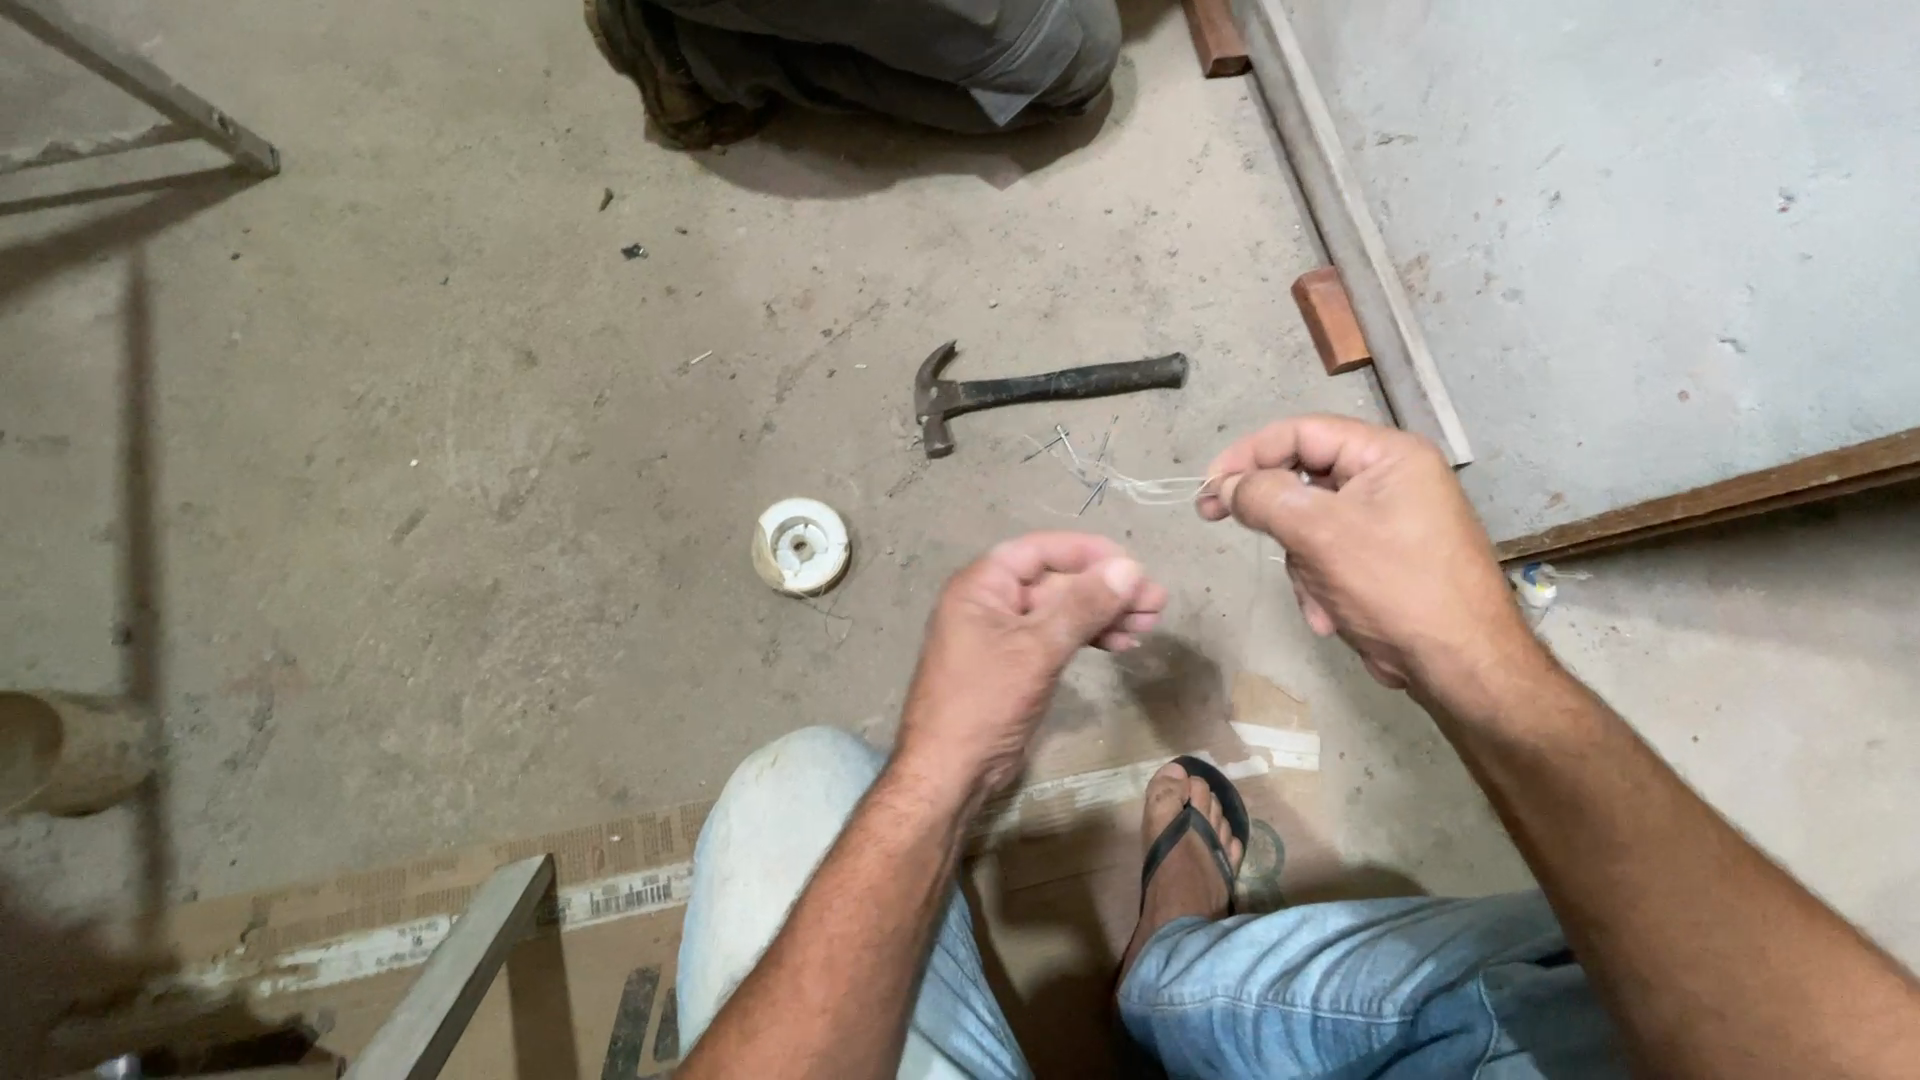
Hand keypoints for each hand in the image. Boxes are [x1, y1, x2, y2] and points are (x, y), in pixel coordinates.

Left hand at [896, 532, 1167, 803]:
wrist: (950, 770)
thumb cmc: (985, 701)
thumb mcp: (1037, 649)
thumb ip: (1083, 606)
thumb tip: (1129, 568)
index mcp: (981, 586)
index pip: (1039, 551)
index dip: (1087, 552)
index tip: (1132, 564)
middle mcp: (990, 602)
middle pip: (1055, 581)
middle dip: (1104, 589)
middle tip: (1156, 602)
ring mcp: (1003, 635)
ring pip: (1060, 611)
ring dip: (1103, 614)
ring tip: (1150, 624)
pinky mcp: (1016, 664)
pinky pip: (1055, 638)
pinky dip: (1087, 638)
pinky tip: (1121, 644)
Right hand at [1196, 415, 1542, 702]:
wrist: (1460, 664)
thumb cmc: (1395, 586)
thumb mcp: (1319, 533)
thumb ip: (1264, 498)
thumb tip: (1225, 485)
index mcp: (1388, 455)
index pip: (1301, 433)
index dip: (1248, 454)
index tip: (1208, 485)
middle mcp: (1391, 479)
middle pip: (1303, 479)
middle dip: (1277, 519)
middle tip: (1219, 520)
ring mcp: (1389, 520)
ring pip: (1310, 524)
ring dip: (1300, 564)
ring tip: (1317, 598)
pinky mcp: (1384, 557)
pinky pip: (1328, 554)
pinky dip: (1319, 583)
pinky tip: (1329, 613)